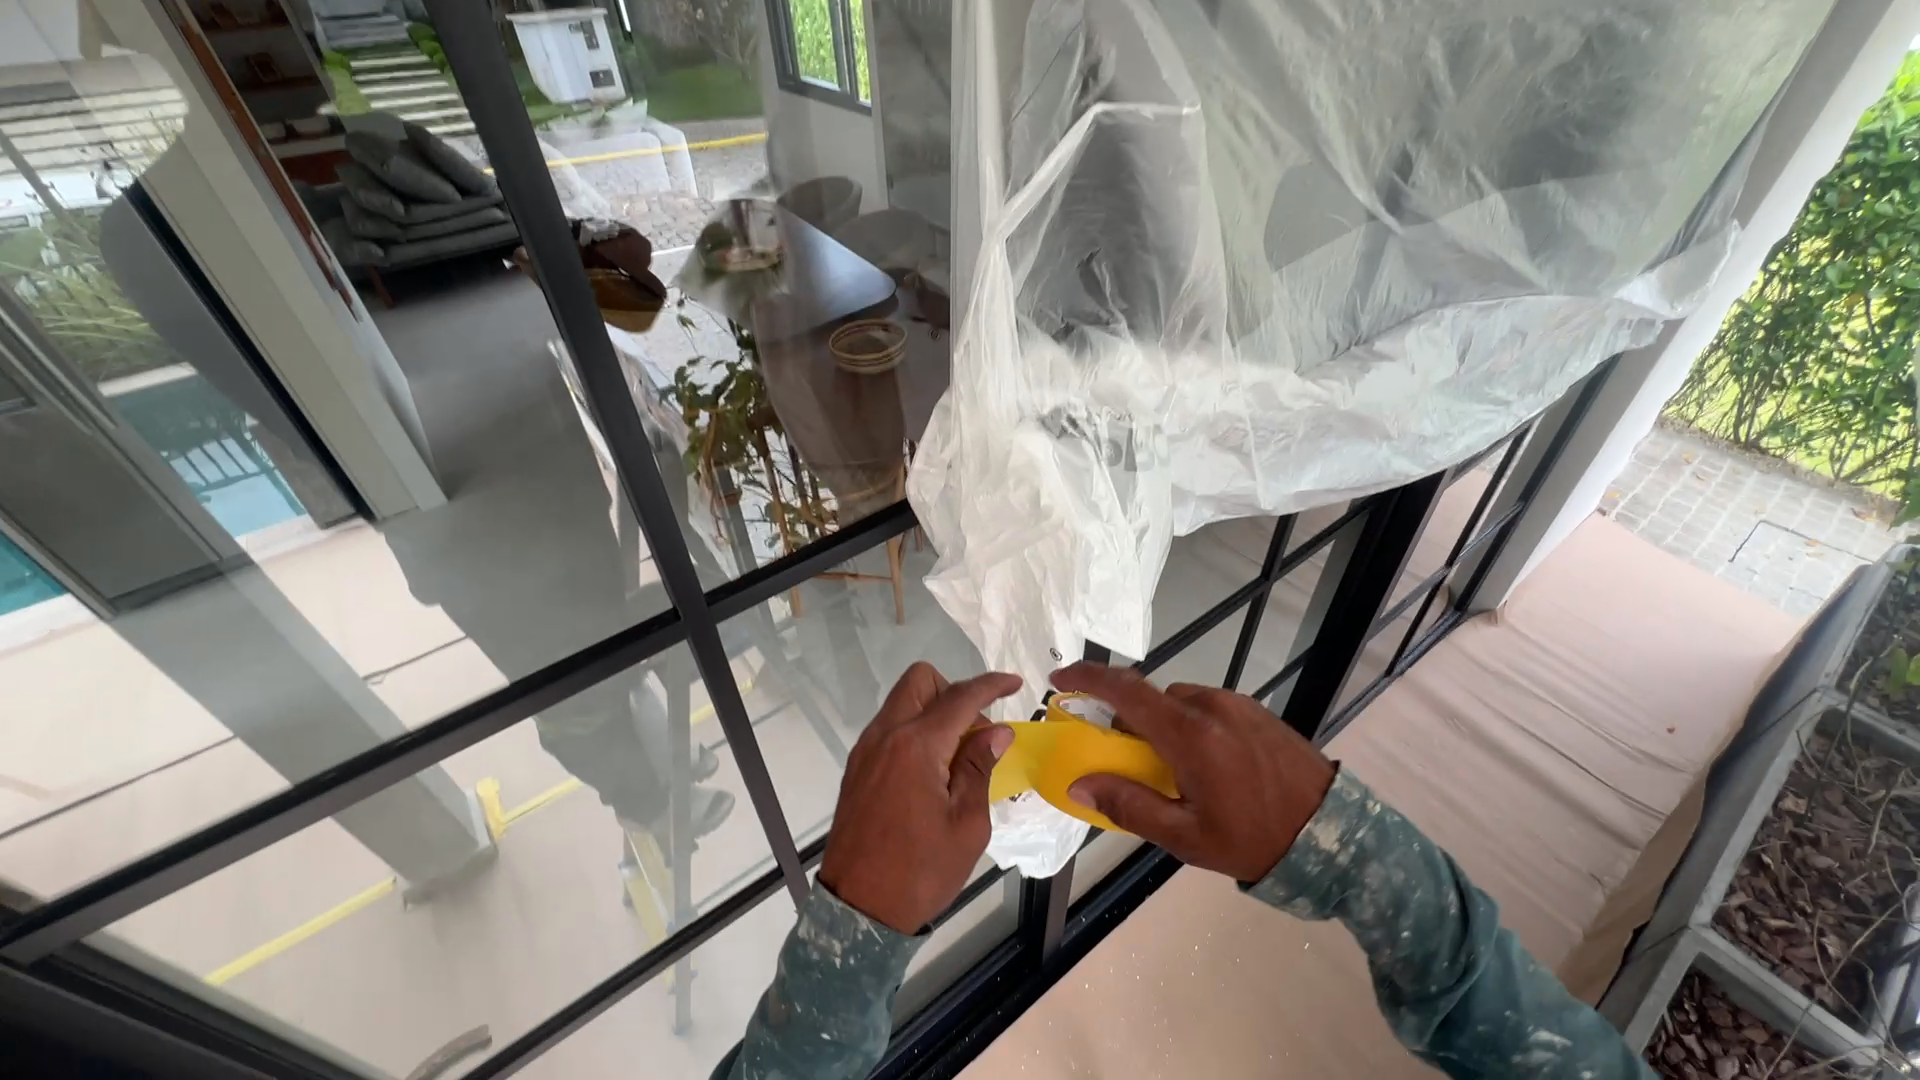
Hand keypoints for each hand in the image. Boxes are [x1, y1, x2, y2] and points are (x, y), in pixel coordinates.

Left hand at [818, 663, 1021, 932]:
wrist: (858, 910)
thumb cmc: (921, 872)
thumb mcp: (967, 824)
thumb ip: (979, 767)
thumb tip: (996, 730)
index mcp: (916, 746)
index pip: (960, 696)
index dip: (991, 684)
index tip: (1014, 683)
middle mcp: (886, 735)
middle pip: (920, 681)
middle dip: (954, 692)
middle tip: (977, 733)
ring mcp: (866, 749)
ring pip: (902, 701)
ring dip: (934, 711)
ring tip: (959, 757)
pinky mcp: (858, 767)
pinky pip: (890, 726)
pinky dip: (915, 730)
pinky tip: (933, 769)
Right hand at [1052, 663, 1334, 883]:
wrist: (1336, 836)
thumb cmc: (1254, 839)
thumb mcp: (1185, 837)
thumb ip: (1128, 805)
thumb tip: (1078, 783)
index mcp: (1190, 735)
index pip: (1126, 690)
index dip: (1087, 678)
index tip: (1058, 677)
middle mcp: (1211, 706)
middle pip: (1150, 699)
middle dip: (1128, 722)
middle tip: (1125, 761)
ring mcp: (1236, 704)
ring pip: (1178, 704)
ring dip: (1162, 727)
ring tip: (1174, 772)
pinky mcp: (1255, 709)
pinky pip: (1206, 708)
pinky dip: (1190, 726)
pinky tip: (1207, 765)